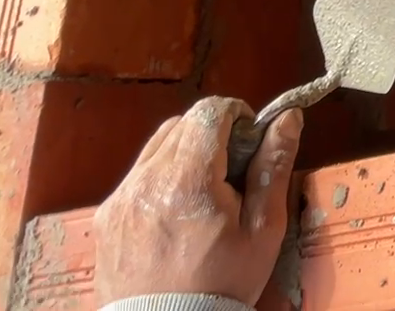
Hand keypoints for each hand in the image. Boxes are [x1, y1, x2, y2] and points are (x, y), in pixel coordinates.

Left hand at [94, 97, 303, 305]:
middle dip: (216, 130)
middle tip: (234, 167)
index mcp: (187, 181)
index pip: (209, 112)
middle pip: (184, 122)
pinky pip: (140, 171)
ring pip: (159, 143)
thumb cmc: (222, 281)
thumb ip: (274, 165)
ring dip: (189, 148)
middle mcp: (145, 181)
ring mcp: (119, 200)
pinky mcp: (106, 217)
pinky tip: (179, 206)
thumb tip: (288, 116)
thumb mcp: (264, 227)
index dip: (238, 115)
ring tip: (207, 186)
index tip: (251, 143)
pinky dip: (165, 171)